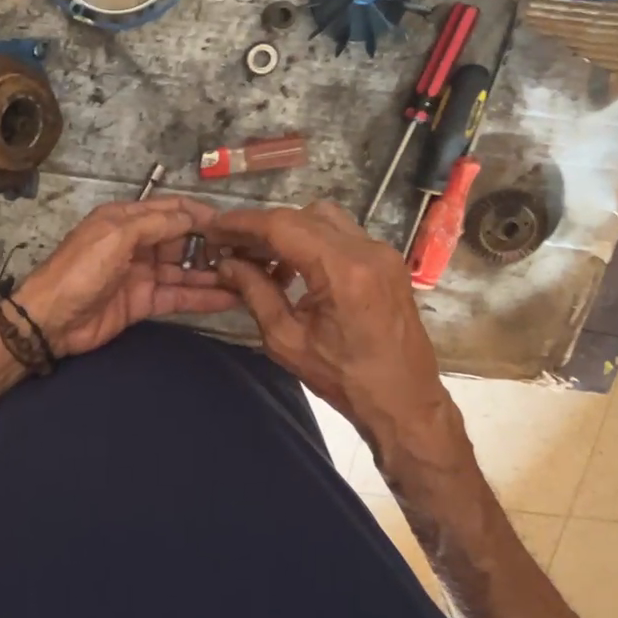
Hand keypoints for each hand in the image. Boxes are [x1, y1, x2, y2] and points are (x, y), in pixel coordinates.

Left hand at [11, 197, 237, 356]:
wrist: (51, 320)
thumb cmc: (80, 271)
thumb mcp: (115, 237)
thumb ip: (156, 224)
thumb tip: (194, 217)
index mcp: (124, 219)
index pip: (170, 209)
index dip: (200, 214)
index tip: (233, 223)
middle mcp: (136, 243)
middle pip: (181, 240)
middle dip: (213, 245)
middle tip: (251, 253)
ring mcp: (141, 274)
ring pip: (184, 270)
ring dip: (214, 272)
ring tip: (251, 276)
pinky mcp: (144, 302)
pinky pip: (179, 295)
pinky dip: (204, 297)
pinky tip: (232, 297)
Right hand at [210, 202, 465, 468]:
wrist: (404, 401)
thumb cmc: (342, 378)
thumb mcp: (286, 339)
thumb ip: (255, 293)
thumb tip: (226, 263)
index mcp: (342, 271)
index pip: (283, 226)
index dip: (243, 223)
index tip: (214, 228)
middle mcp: (366, 251)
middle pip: (302, 216)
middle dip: (262, 226)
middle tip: (230, 245)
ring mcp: (382, 254)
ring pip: (323, 219)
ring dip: (287, 231)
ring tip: (259, 258)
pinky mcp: (387, 263)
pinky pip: (341, 235)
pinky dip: (311, 241)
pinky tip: (291, 268)